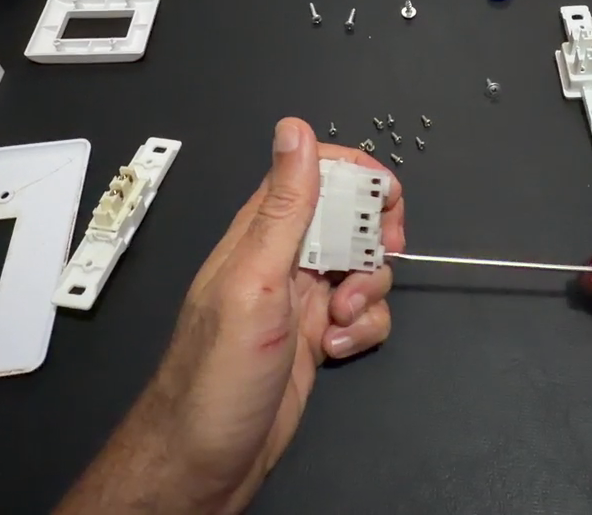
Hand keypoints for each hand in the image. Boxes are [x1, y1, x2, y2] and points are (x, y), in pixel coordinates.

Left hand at [57, 118, 404, 514]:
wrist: (204, 464)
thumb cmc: (220, 372)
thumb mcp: (254, 281)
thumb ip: (283, 207)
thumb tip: (294, 128)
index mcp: (264, 229)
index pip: (316, 171)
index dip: (357, 174)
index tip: (387, 198)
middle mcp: (286, 255)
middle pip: (351, 217)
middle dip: (374, 238)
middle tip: (374, 261)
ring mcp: (304, 296)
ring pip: (364, 266)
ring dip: (368, 292)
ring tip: (339, 323)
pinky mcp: (319, 334)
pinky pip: (364, 313)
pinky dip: (364, 329)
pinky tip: (336, 350)